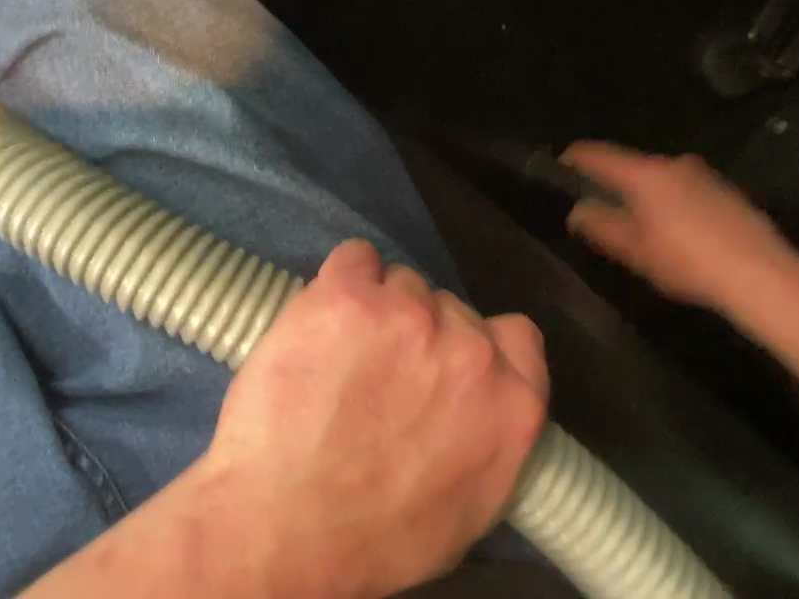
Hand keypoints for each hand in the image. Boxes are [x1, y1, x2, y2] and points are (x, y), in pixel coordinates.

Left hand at [197, 239, 548, 598]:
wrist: (280, 527)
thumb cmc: (371, 539)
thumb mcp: (466, 510)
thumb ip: (489, 440)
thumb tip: (480, 406)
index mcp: (510, 403)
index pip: (517, 336)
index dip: (480, 342)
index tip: (447, 358)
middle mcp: (469, 348)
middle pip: (448, 308)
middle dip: (419, 332)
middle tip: (377, 371)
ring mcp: (409, 314)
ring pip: (400, 282)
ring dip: (376, 308)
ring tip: (338, 354)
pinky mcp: (349, 293)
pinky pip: (355, 258)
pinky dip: (342, 279)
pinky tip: (322, 318)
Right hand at [562, 142, 798, 310]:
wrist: (762, 274)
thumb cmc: (686, 261)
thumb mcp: (633, 250)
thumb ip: (600, 226)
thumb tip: (576, 211)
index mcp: (643, 173)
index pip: (598, 155)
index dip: (575, 158)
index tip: (560, 164)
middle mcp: (672, 164)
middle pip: (632, 167)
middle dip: (614, 183)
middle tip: (601, 206)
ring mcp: (703, 175)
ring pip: (661, 179)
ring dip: (646, 195)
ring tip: (640, 224)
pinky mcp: (726, 192)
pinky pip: (686, 190)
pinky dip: (673, 203)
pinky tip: (678, 233)